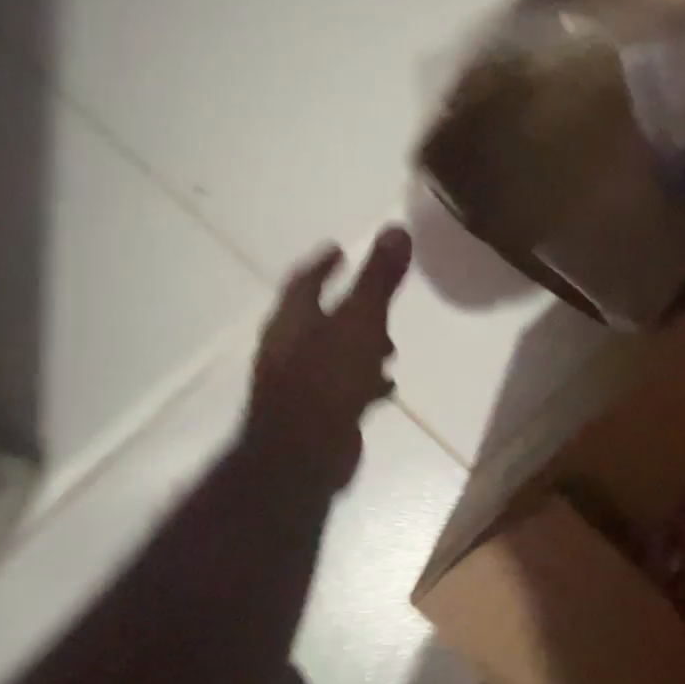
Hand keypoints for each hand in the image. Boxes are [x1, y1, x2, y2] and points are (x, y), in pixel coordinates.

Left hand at [246, 226, 412, 489]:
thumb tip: (396, 228)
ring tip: (389, 345)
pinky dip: (361, 378)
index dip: (323, 264)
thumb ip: (379, 278)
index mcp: (293, 319)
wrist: (303, 455)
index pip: (304, 280)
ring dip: (358, 344)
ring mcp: (297, 382)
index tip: (338, 249)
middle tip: (375, 297)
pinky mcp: (312, 413)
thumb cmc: (329, 379)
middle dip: (348, 305)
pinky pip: (339, 384)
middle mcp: (287, 346)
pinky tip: (382, 386)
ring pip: (330, 352)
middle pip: (317, 316)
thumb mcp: (361, 320)